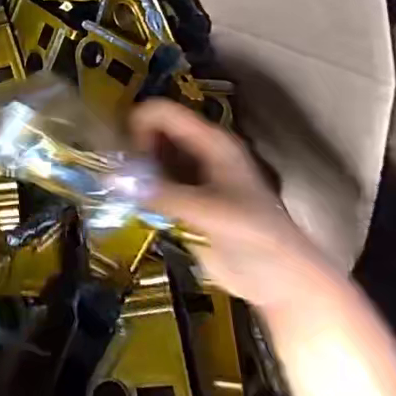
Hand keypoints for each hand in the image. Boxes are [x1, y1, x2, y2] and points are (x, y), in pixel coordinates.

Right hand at [129, 100, 339, 310]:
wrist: (282, 283)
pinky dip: (135, 189)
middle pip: (150, 131)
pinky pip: (149, 183)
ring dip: (130, 171)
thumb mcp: (210, 213)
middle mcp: (198, 152)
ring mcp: (190, 176)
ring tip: (122, 193)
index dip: (138, 125)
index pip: (162, 112)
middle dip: (130, 150)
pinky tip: (131, 206)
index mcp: (211, 142)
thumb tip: (112, 180)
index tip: (126, 156)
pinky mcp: (182, 200)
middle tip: (120, 178)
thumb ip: (162, 195)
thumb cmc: (257, 239)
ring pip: (147, 157)